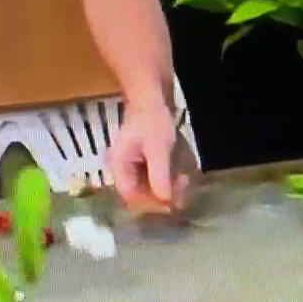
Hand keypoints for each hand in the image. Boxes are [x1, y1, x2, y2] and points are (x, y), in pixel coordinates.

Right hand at [110, 96, 193, 214]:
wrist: (153, 96)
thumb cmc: (153, 119)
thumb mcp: (158, 148)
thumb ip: (159, 175)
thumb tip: (166, 202)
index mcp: (119, 167)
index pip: (132, 198)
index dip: (152, 204)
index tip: (173, 202)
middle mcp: (123, 171)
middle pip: (142, 197)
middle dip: (164, 195)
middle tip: (182, 187)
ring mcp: (133, 169)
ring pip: (151, 191)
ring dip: (168, 189)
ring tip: (183, 178)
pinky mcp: (143, 166)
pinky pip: (156, 181)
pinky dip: (169, 181)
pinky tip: (180, 174)